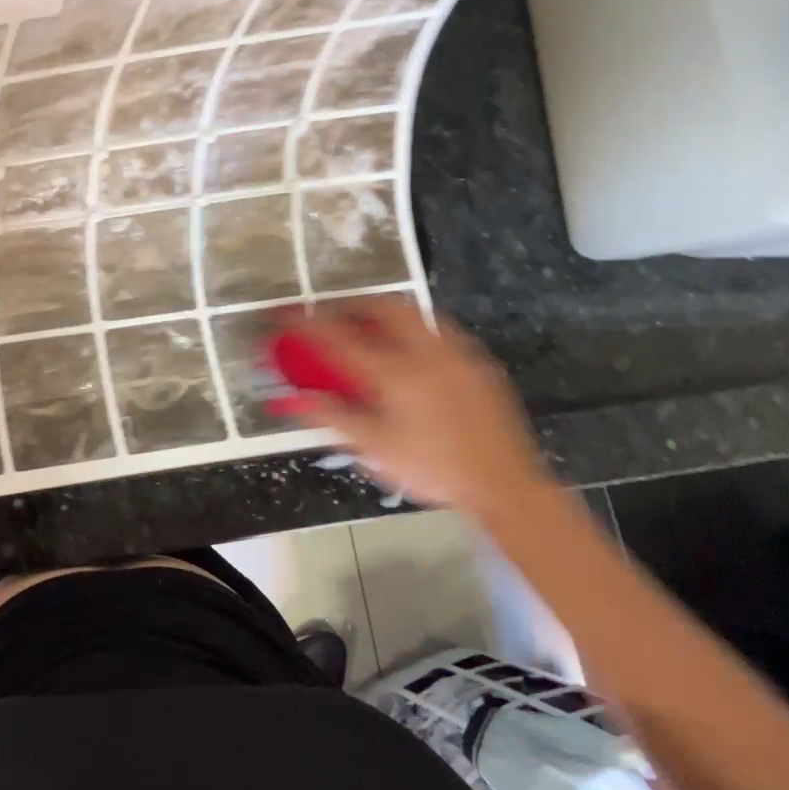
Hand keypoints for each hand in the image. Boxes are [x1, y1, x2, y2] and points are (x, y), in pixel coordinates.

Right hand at [278, 297, 550, 512]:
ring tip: (366, 322)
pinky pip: (439, 329)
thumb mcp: (373, 448)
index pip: (338, 337)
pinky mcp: (479, 364)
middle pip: (382, 306)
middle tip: (329, 311)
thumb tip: (290, 398)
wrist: (505, 486)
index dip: (304, 322)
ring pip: (415, 311)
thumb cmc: (433, 470)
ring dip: (383, 310)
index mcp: (395, 375)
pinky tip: (408, 347)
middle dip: (349, 303)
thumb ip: (330, 416)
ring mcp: (458, 356)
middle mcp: (427, 355)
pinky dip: (413, 326)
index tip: (282, 315)